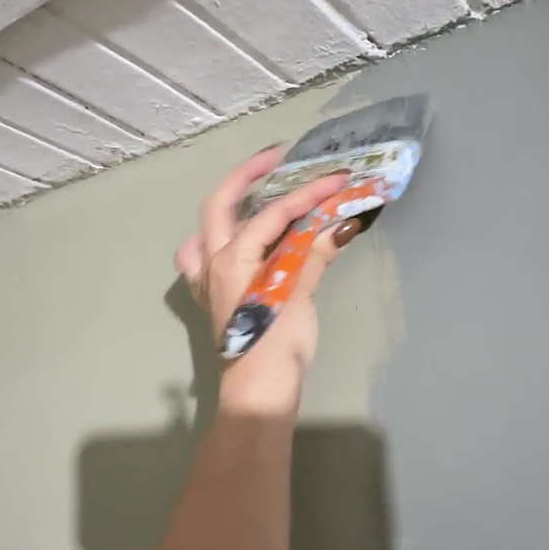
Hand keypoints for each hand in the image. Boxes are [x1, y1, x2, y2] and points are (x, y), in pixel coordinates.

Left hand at [175, 147, 364, 414]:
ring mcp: (207, 282)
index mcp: (233, 258)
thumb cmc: (276, 345)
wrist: (257, 391)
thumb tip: (344, 223)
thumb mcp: (299, 295)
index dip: (307, 194)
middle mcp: (212, 263)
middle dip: (246, 175)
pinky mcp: (213, 301)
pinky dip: (219, 244)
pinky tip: (239, 247)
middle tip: (275, 157)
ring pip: (204, 232)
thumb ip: (315, 254)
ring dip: (225, 209)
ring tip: (251, 199)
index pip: (272, 214)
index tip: (337, 180)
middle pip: (220, 205)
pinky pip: (204, 261)